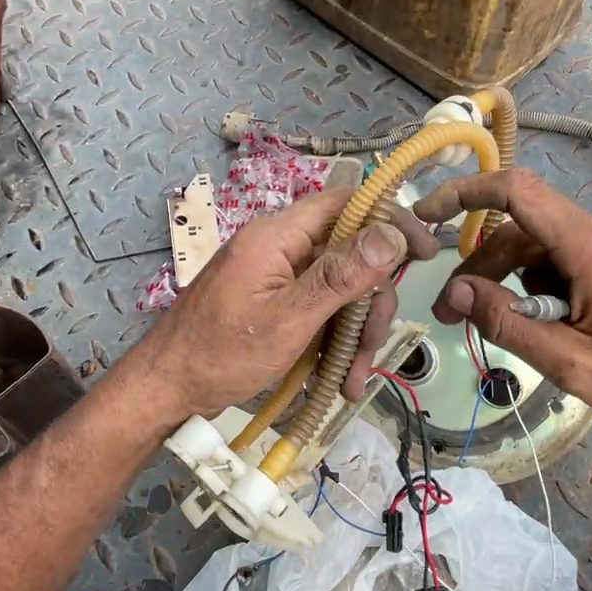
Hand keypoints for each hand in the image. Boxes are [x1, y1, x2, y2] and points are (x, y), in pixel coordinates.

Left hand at [128, 188, 438, 419]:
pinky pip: (318, 308)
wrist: (167, 387)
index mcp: (277, 235)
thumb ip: (340, 276)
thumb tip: (390, 233)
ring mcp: (276, 274)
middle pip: (349, 253)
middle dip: (369, 300)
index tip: (424, 251)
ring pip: (339, 287)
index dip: (389, 219)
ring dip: (355, 330)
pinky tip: (341, 378)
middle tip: (370, 346)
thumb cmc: (221, 353)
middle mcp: (279, 246)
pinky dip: (333, 339)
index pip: (345, 203)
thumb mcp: (289, 319)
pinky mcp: (275, 300)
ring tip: (353, 378)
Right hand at [412, 170, 591, 446]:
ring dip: (527, 286)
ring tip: (538, 339)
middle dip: (486, 273)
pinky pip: (580, 256)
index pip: (516, 191)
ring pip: (551, 248)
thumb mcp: (575, 365)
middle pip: (525, 232)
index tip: (425, 214)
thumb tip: (453, 291)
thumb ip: (508, 323)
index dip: (463, 193)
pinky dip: (558, 285)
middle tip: (454, 317)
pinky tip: (571, 327)